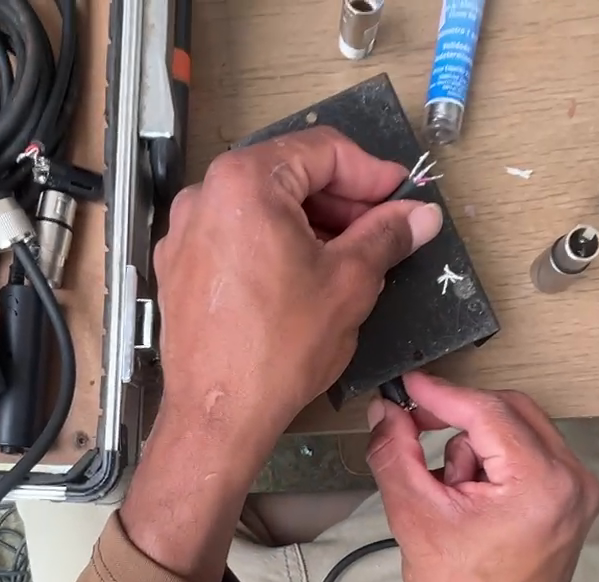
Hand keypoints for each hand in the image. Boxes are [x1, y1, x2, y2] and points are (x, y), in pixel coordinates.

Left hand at [153, 127, 443, 460]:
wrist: (219, 414)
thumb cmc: (277, 351)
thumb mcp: (349, 284)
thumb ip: (386, 237)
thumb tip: (418, 216)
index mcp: (246, 182)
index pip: (322, 151)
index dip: (371, 173)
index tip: (400, 195)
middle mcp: (204, 198)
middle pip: (287, 177)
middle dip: (340, 203)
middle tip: (380, 231)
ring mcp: (185, 235)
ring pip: (260, 211)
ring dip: (308, 227)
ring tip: (344, 261)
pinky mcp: (179, 272)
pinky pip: (235, 242)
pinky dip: (272, 250)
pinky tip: (299, 282)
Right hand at [365, 372, 598, 581]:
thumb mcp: (415, 518)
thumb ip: (395, 454)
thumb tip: (386, 413)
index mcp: (542, 484)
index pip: (487, 412)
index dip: (440, 394)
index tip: (407, 386)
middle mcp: (573, 479)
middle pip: (509, 411)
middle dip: (457, 418)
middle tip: (414, 428)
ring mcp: (578, 489)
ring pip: (517, 430)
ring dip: (474, 447)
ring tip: (450, 495)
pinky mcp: (571, 499)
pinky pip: (528, 454)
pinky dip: (492, 463)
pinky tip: (471, 500)